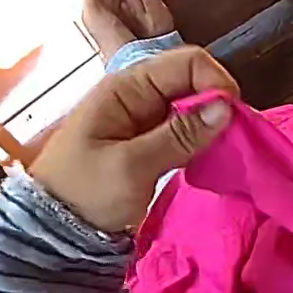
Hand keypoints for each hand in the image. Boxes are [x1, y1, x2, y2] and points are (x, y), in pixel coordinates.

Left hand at [28, 46, 237, 232]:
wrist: (58, 230)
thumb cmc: (86, 193)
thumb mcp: (132, 165)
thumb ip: (179, 135)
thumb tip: (226, 107)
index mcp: (126, 87)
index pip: (185, 63)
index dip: (216, 82)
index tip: (235, 118)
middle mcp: (138, 94)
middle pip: (192, 81)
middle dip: (218, 103)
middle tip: (234, 138)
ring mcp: (144, 118)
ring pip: (192, 106)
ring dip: (212, 124)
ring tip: (226, 149)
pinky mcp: (151, 142)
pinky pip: (186, 129)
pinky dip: (202, 139)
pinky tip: (210, 157)